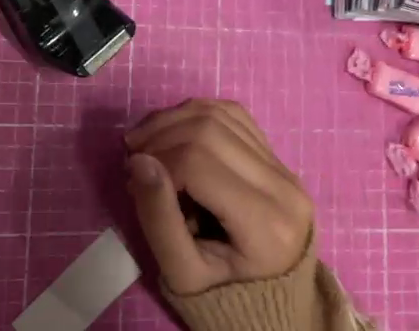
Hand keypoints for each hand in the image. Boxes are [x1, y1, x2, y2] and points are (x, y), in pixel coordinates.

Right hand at [124, 99, 314, 296]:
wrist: (267, 305)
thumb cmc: (221, 294)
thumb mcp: (182, 274)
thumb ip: (158, 219)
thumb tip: (139, 160)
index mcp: (267, 224)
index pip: (198, 162)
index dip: (158, 162)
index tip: (134, 181)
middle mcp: (285, 186)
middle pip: (208, 129)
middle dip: (159, 135)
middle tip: (133, 158)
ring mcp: (284, 166)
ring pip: (218, 113)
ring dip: (172, 119)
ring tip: (146, 142)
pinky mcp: (276, 155)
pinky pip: (231, 113)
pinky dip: (195, 114)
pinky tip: (174, 132)